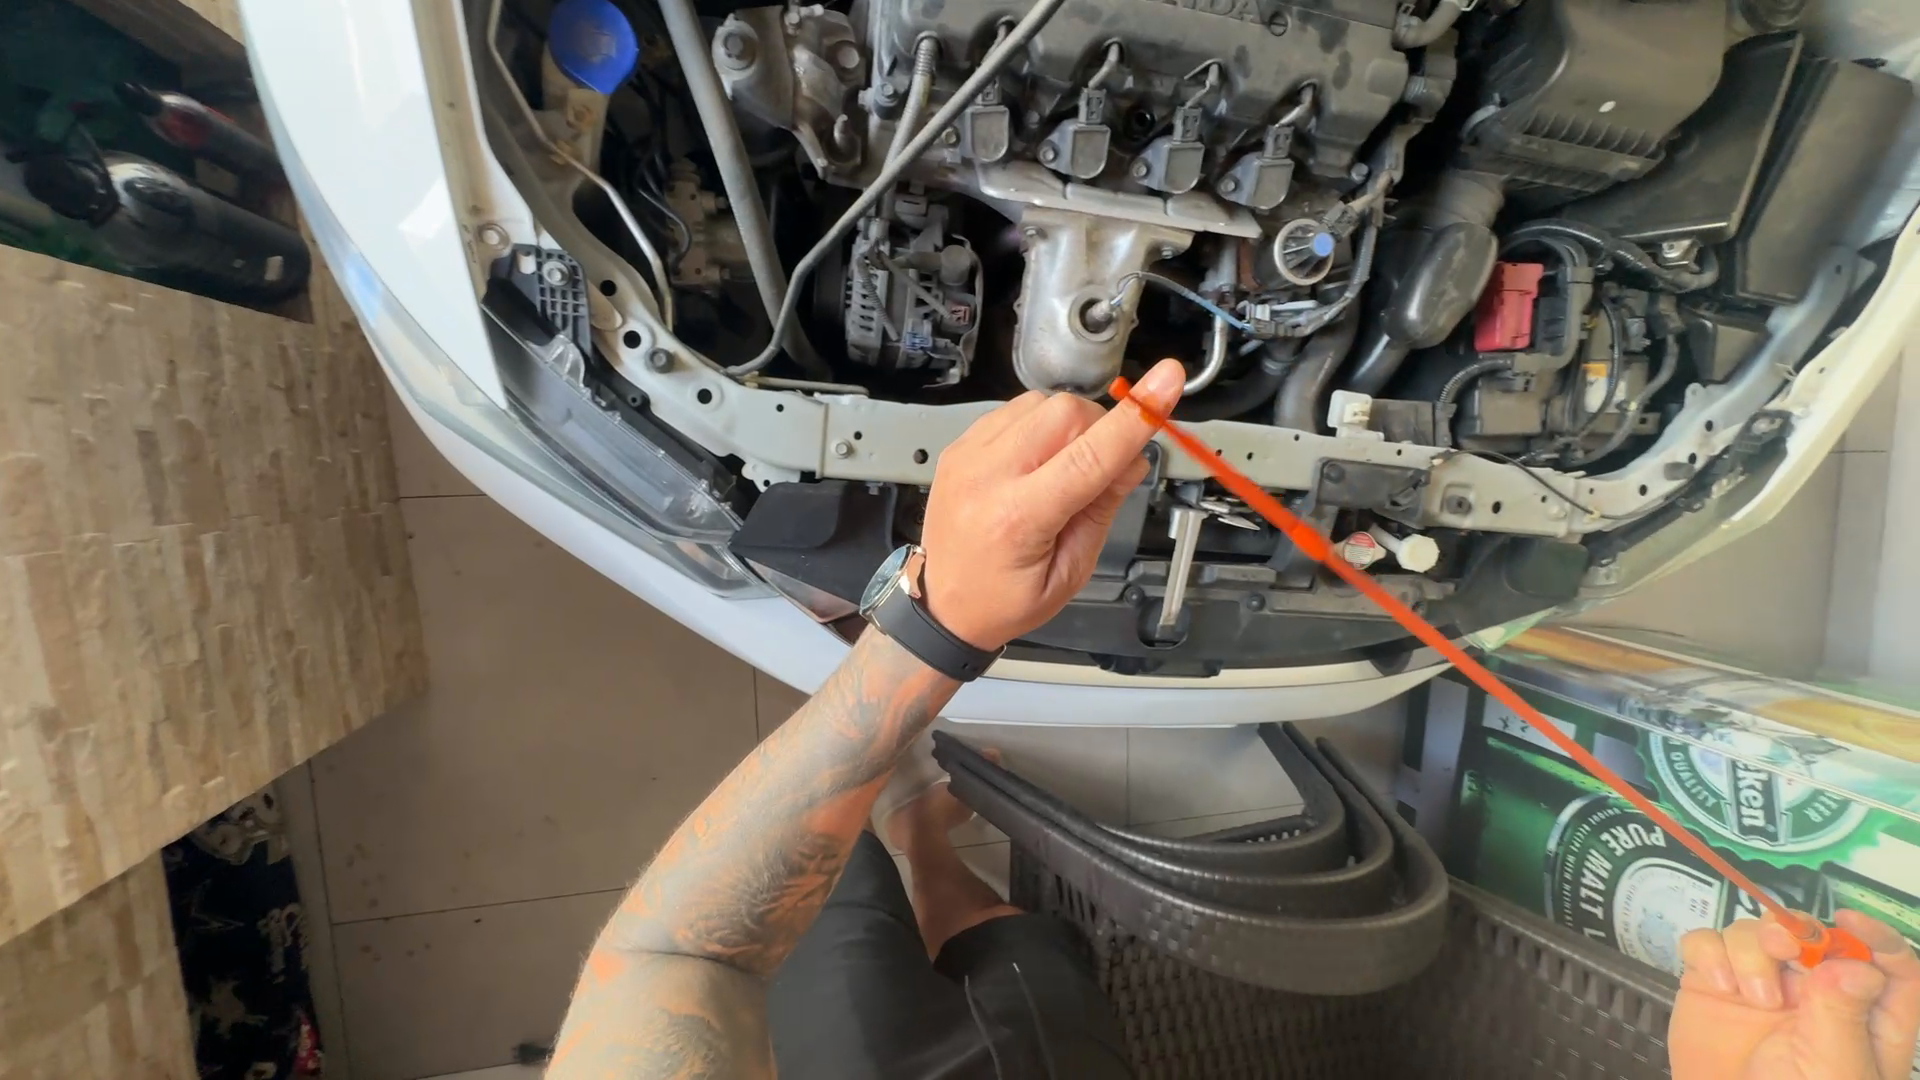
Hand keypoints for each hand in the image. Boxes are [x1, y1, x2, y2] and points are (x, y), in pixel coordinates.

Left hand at [917, 358, 1184, 650]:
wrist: (943, 604)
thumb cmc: (1005, 600)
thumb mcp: (1069, 572)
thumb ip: (1102, 509)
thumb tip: (1134, 458)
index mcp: (1018, 519)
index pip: (1090, 455)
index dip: (1135, 417)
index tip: (1168, 381)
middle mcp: (986, 477)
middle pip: (1065, 412)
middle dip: (1097, 429)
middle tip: (1098, 468)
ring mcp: (967, 456)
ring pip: (1039, 402)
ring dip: (1066, 426)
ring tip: (1059, 470)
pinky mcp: (959, 445)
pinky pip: (1012, 410)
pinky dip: (1037, 426)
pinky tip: (1034, 462)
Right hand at [1672, 910, 1919, 1079]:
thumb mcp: (1832, 1067)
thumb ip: (1841, 1016)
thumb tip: (1858, 965)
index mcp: (1862, 1016)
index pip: (1888, 967)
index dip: (1877, 939)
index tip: (1849, 921)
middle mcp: (1810, 992)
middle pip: (1807, 935)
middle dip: (1792, 931)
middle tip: (1781, 947)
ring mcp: (1755, 981)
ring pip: (1749, 932)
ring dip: (1744, 952)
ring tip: (1745, 993)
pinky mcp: (1707, 977)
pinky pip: (1702, 941)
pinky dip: (1705, 953)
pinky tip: (1716, 984)